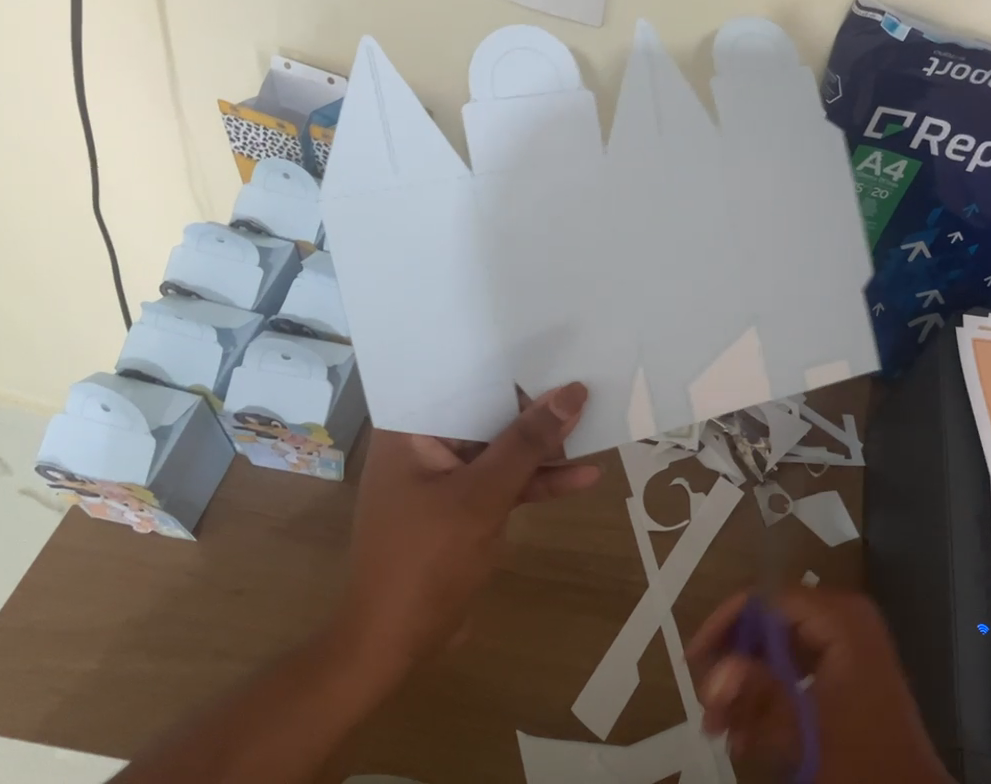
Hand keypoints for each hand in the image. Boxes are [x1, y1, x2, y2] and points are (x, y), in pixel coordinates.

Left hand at [336, 383, 602, 668]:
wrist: (394, 644)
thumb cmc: (425, 561)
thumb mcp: (482, 496)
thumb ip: (528, 442)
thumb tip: (573, 392)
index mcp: (410, 430)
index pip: (463, 379)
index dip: (510, 363)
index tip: (557, 347)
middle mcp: (425, 445)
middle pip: (488, 412)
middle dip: (536, 405)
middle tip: (587, 381)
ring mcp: (446, 478)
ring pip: (503, 448)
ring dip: (545, 447)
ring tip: (596, 425)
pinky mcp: (464, 508)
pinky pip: (506, 482)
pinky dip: (538, 481)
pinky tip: (584, 477)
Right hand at [687, 588, 952, 782]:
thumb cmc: (861, 757)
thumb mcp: (801, 727)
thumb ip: (755, 692)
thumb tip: (712, 674)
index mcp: (839, 616)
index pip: (767, 598)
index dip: (726, 624)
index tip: (694, 660)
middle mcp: (844, 618)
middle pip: (771, 623)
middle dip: (736, 664)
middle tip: (709, 705)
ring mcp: (849, 644)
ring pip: (781, 650)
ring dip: (748, 686)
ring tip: (722, 730)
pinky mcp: (849, 672)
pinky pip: (798, 670)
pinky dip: (772, 696)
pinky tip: (748, 735)